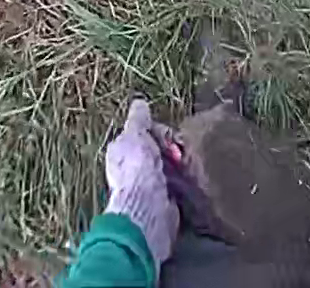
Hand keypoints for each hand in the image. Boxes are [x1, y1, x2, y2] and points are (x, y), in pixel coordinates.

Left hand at [103, 99, 179, 266]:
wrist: (148, 207)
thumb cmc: (137, 165)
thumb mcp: (136, 132)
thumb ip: (138, 118)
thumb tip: (140, 102)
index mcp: (120, 149)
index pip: (140, 133)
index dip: (156, 131)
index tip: (168, 135)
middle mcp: (130, 167)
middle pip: (155, 150)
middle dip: (169, 148)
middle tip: (178, 151)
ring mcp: (146, 185)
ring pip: (167, 167)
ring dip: (178, 165)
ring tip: (185, 164)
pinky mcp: (163, 202)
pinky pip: (176, 186)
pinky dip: (183, 182)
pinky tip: (190, 179)